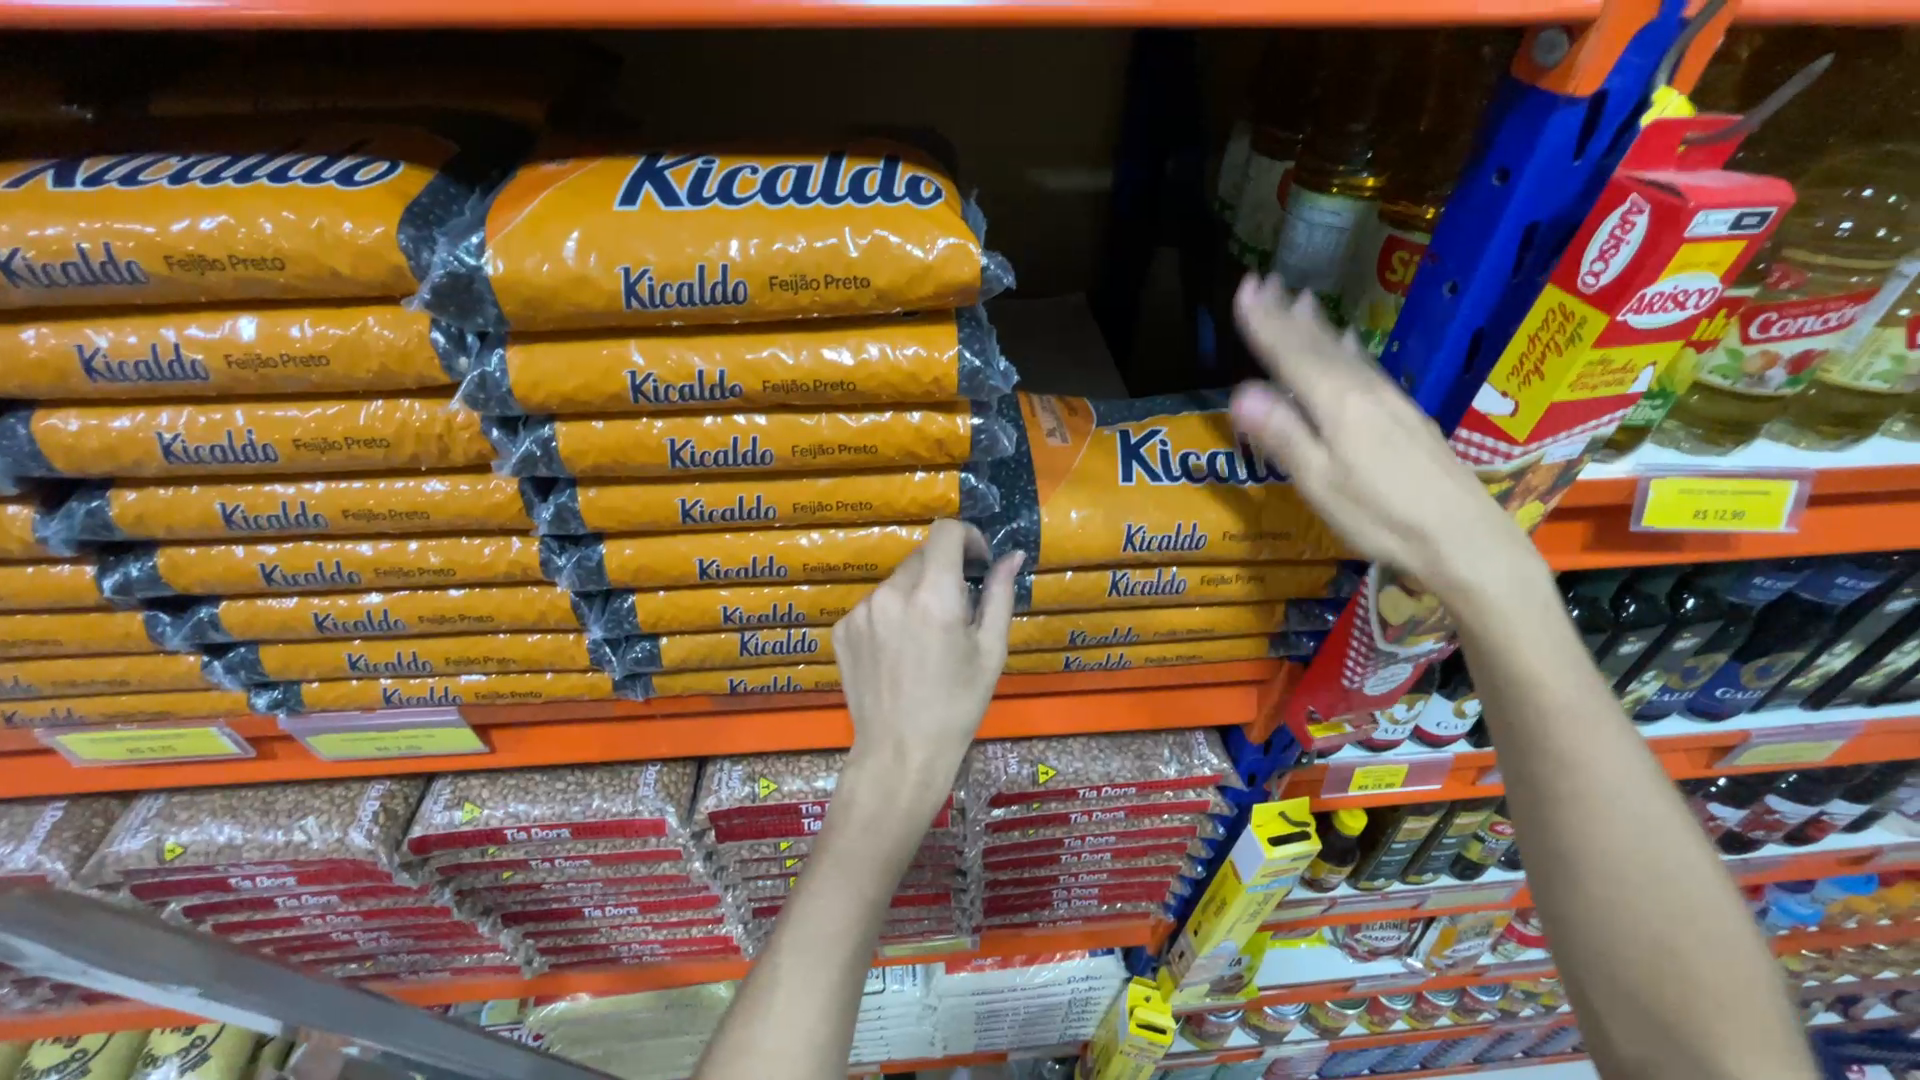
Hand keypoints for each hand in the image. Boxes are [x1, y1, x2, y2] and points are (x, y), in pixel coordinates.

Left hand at [832, 519, 1025, 803]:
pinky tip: (899, 654)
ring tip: (925, 641)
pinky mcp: (841, 629)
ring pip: (896, 582)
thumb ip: (999, 595)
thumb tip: (1013, 556)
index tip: (978, 563)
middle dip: (944, 572)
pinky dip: (890, 616)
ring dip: (915, 595)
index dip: (968, 537)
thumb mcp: (990, 651)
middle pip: (921, 556)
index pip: (946, 531)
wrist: (900, 753)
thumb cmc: (957, 705)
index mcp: (934, 596)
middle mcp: (891, 594)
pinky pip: (873, 606)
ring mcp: (861, 611)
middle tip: (957, 613)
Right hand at [1228, 273, 1542, 606]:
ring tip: (1302, 299)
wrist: (1464, 539)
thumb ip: (1284, 436)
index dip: (1265, 323)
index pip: (1292, 356)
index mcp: (1337, 407)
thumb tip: (1240, 391)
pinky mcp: (1406, 417)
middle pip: (1318, 347)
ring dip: (1318, 326)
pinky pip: (1366, 367)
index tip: (1243, 289)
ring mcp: (1390, 402)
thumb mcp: (1321, 484)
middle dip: (1287, 315)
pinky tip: (1348, 345)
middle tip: (1263, 281)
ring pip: (1345, 354)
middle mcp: (1364, 392)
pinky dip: (1348, 350)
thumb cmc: (1382, 519)